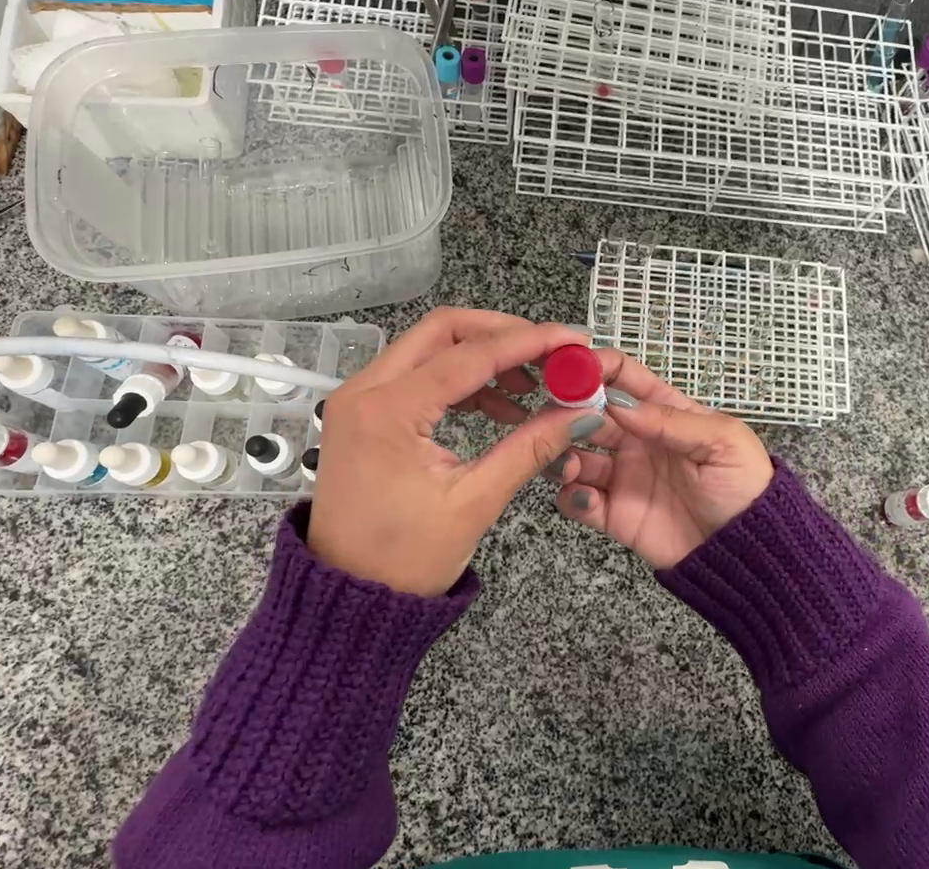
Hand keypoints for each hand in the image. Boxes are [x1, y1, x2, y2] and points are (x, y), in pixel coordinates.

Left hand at [308, 308, 601, 595]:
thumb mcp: (476, 501)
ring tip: (532, 386)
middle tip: (550, 353)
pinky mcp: (366, 413)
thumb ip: (531, 447)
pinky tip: (500, 406)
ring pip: (431, 347)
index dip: (529, 342)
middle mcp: (366, 391)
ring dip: (484, 356)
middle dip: (503, 334)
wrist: (347, 597)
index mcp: (389, 410)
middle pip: (444, 330)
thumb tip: (580, 412)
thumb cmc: (403, 560)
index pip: (471, 354)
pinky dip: (462, 379)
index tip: (572, 341)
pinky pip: (420, 375)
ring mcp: (361, 399)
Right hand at [543, 350, 772, 569]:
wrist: (747, 550)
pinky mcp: (615, 514)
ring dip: (562, 454)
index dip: (594, 367)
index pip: (622, 377)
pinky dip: (571, 496)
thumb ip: (671, 420)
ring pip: (574, 454)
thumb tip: (620, 403)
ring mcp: (623, 476)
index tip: (571, 369)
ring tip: (572, 465)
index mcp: (664, 412)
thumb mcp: (722, 440)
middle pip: (588, 413)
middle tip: (556, 418)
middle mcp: (637, 439)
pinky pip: (577, 500)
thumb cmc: (744, 485)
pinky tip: (587, 497)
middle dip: (567, 411)